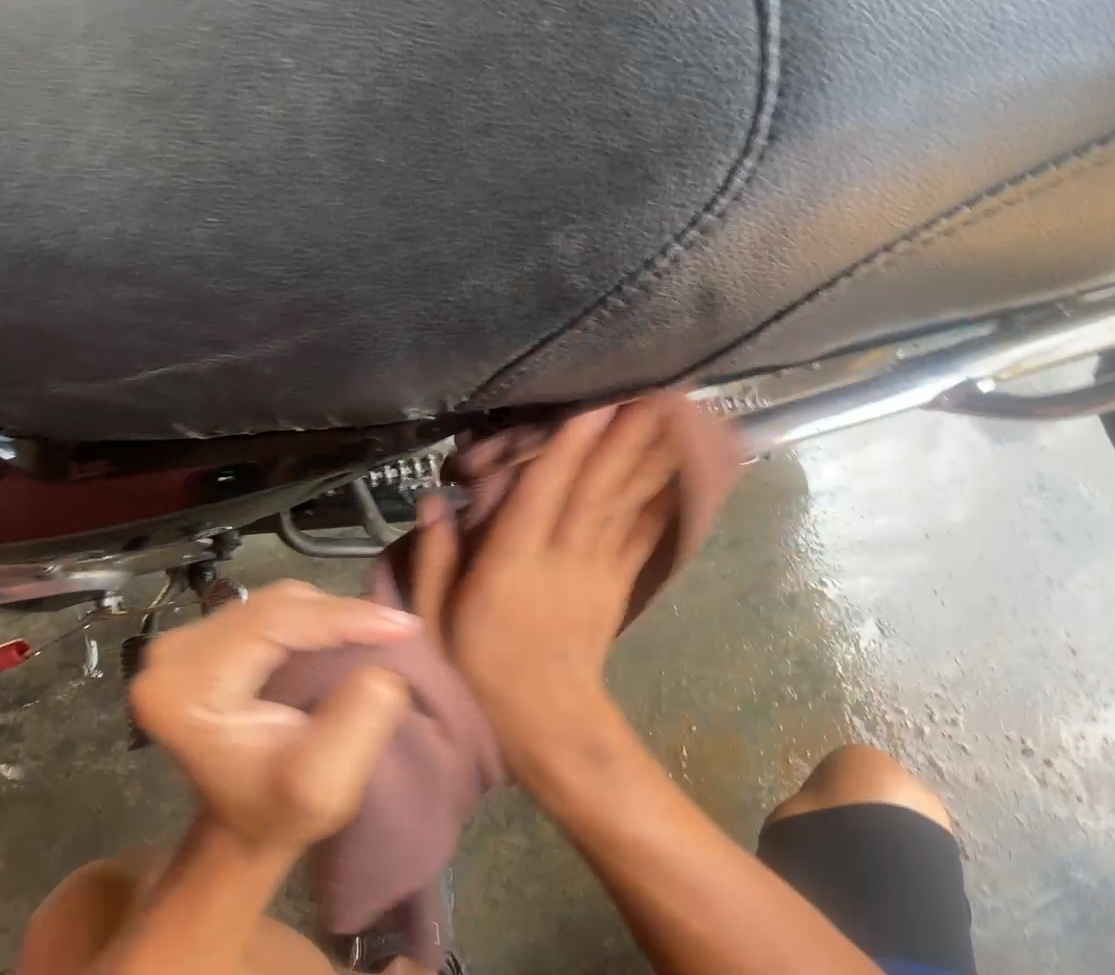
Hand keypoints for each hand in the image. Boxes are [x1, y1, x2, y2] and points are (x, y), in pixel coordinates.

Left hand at [129, 580, 417, 851]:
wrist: (246, 824)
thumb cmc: (280, 812)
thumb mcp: (323, 786)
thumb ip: (355, 723)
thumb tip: (382, 666)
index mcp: (183, 690)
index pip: (271, 624)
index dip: (342, 618)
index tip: (402, 626)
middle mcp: (170, 657)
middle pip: (273, 606)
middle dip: (340, 614)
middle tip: (396, 629)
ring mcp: (183, 643)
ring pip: (275, 602)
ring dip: (329, 614)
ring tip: (374, 632)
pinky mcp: (203, 639)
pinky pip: (270, 609)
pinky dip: (313, 617)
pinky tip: (344, 632)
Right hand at [413, 400, 681, 778]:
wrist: (544, 722)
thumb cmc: (477, 670)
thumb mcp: (435, 622)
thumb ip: (435, 559)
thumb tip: (434, 500)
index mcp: (510, 565)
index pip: (541, 496)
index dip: (567, 449)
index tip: (593, 406)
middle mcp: (560, 560)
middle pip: (594, 490)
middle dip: (623, 439)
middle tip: (653, 392)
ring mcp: (596, 573)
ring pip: (623, 506)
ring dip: (648, 460)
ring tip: (673, 417)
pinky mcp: (617, 587)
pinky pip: (641, 539)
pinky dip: (662, 505)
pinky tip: (680, 476)